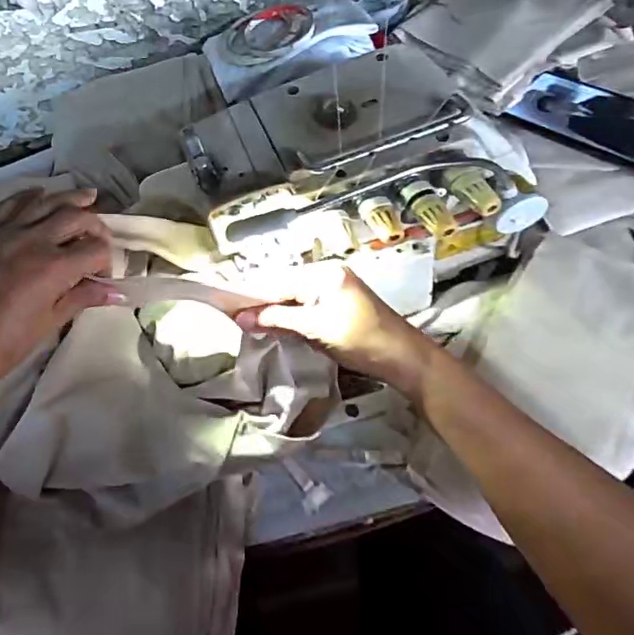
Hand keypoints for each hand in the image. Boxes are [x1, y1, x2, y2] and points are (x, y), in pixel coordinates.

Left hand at [0, 188, 119, 401]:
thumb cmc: (2, 346)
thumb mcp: (48, 323)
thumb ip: (81, 298)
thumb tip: (115, 292)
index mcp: (54, 267)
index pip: (95, 249)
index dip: (105, 261)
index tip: (101, 276)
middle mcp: (34, 241)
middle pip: (76, 218)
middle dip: (95, 226)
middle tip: (100, 238)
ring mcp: (7, 233)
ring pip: (46, 202)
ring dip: (70, 198)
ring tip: (87, 196)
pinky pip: (10, 205)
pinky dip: (29, 196)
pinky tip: (40, 194)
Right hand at [234, 262, 436, 390]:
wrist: (409, 361)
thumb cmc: (364, 341)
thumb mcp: (316, 329)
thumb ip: (277, 320)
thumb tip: (239, 318)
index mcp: (323, 273)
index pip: (277, 282)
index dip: (250, 296)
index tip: (224, 307)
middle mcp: (327, 274)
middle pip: (283, 287)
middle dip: (259, 303)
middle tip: (231, 317)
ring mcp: (333, 289)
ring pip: (292, 297)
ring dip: (272, 311)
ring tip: (245, 322)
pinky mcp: (337, 305)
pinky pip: (303, 306)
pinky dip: (288, 316)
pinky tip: (273, 326)